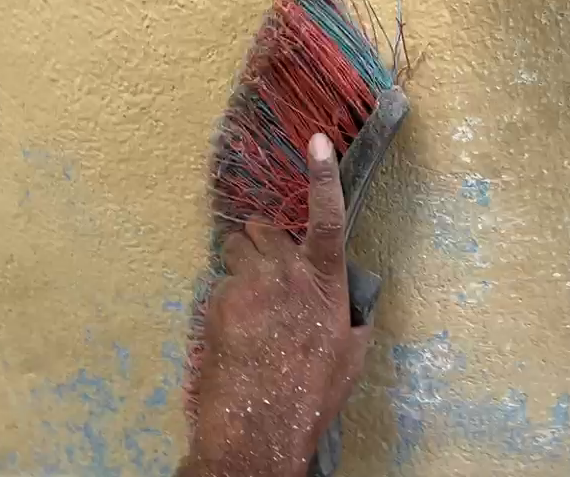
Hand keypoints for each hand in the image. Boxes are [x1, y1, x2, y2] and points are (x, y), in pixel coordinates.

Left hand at [180, 134, 372, 476]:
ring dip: (240, 265)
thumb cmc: (311, 394)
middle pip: (265, 229)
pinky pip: (220, 284)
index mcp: (325, 282)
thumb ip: (350, 317)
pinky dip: (225, 299)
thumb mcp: (349, 356)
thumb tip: (350, 304)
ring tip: (247, 304)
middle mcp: (287, 272)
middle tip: (265, 275)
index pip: (328, 218)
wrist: (257, 429)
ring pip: (236, 249)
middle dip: (262, 244)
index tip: (318, 140)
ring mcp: (250, 283)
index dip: (324, 176)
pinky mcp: (219, 299)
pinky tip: (233, 332)